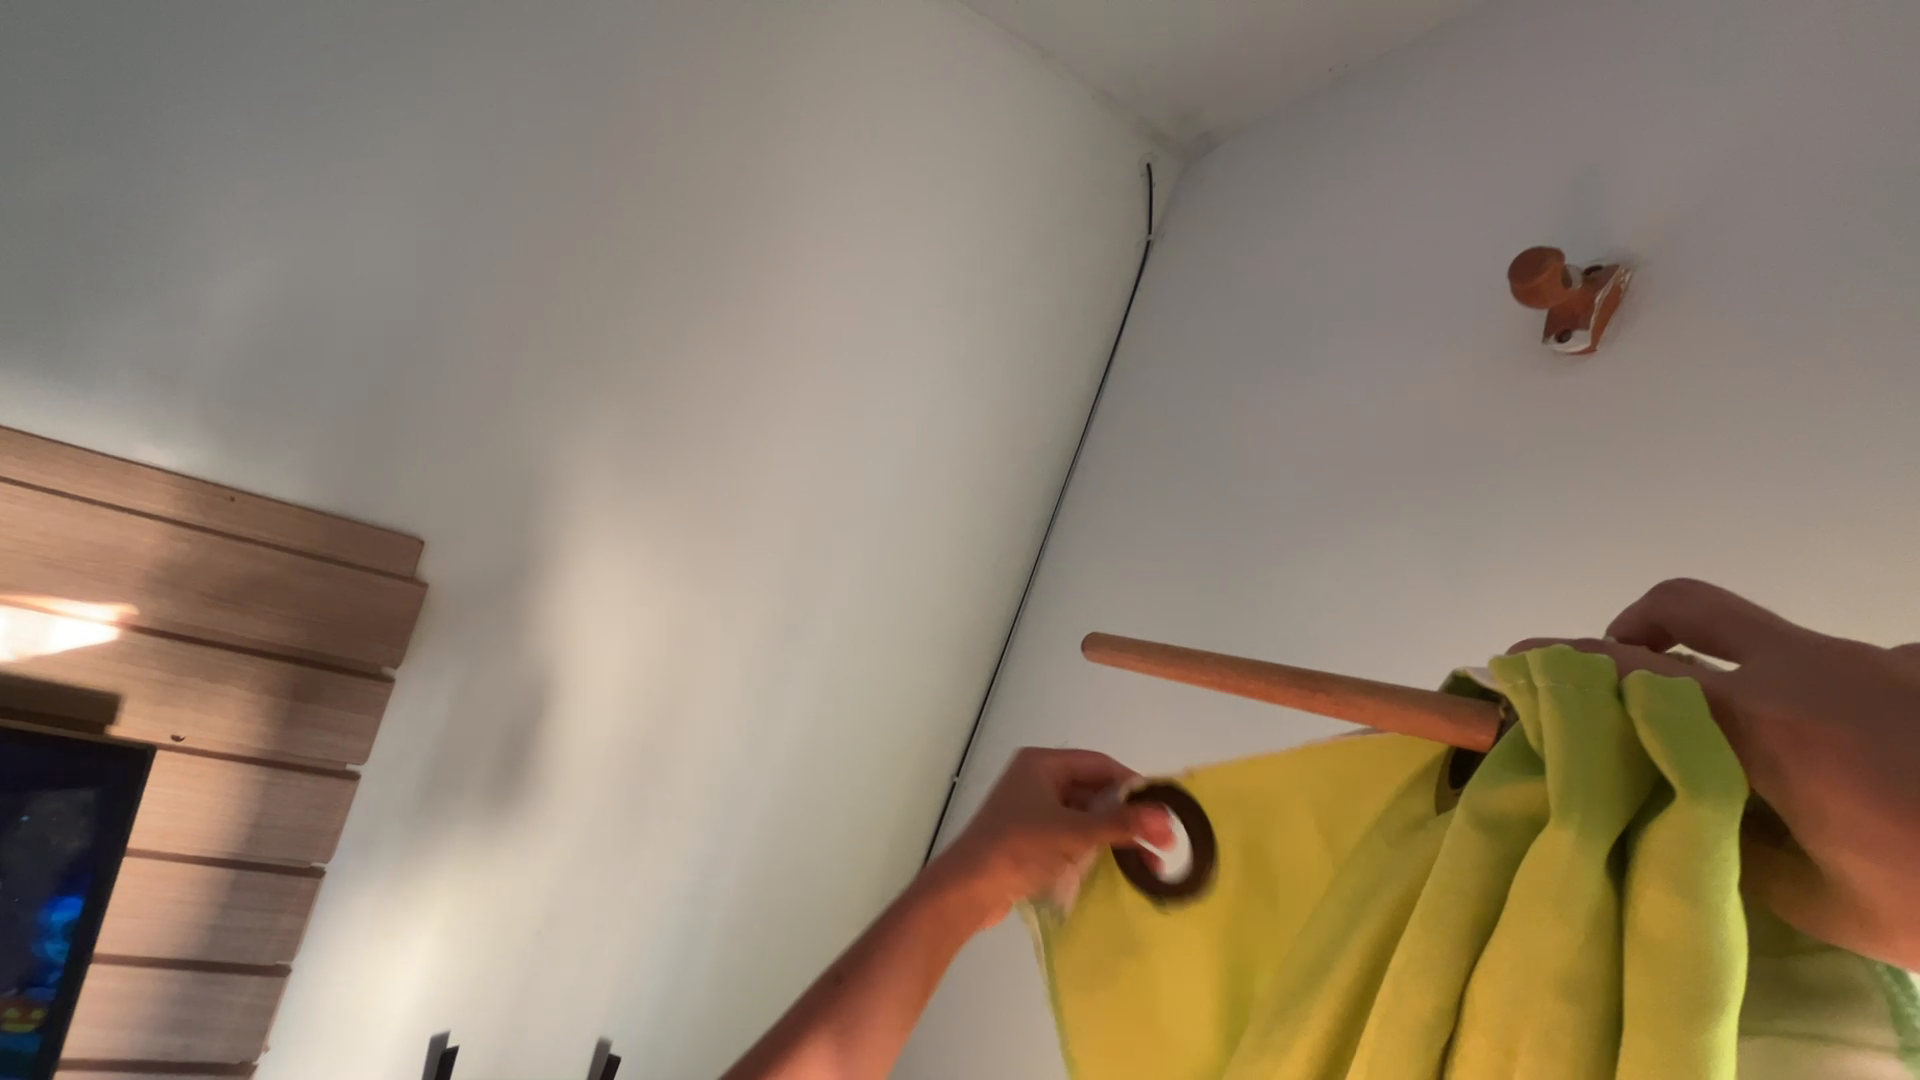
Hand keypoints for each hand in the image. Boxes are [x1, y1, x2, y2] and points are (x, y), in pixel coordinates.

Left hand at [928, 747, 1172, 927]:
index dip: (1133, 784)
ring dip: (1111, 832)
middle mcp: (1036, 779)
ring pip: (1083, 813)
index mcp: (1041, 763)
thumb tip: (1169, 821)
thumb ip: (1122, 825)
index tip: (1164, 808)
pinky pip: (1069, 832)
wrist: (968, 889)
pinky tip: (1113, 864)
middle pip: (1092, 789)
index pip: (1099, 764)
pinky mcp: (1029, 836)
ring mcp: (1030, 808)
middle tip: (1160, 838)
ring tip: (1145, 857)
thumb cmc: (1018, 849)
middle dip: (1125, 813)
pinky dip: (1091, 845)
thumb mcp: (1074, 833)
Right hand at [1512, 578, 1919, 968]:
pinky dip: (1834, 701)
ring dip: (1748, 677)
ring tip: (1777, 752)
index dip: (1560, 658)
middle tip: (1624, 670)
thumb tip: (1669, 792)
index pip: (1628, 668)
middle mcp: (1815, 669)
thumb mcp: (1809, 895)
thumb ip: (1721, 831)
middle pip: (1688, 605)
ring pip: (1778, 643)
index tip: (1513, 658)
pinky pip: (1857, 670)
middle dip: (1635, 625)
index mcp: (1764, 721)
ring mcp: (1883, 663)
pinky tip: (1874, 761)